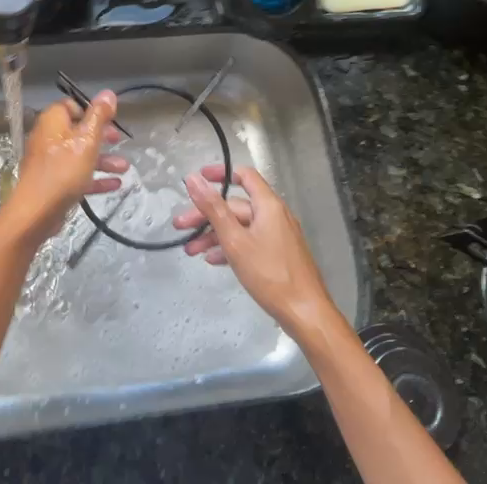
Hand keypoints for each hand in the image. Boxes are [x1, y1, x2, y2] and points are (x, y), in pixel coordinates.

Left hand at [0, 92, 128, 245]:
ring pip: (80, 155)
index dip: (92, 110)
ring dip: (103, 160)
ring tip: (125, 167)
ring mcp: (50, 162)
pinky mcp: (54, 183)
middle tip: (119, 140)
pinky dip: (95, 177)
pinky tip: (115, 184)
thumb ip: (99, 116)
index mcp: (53, 121)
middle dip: (102, 137)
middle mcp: (49, 138)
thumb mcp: (87, 140)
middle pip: (78, 131)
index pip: (72, 105)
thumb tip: (108, 92)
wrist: (36, 213)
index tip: (111, 119)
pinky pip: (77, 175)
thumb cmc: (63, 171)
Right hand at [176, 165, 334, 331]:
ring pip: (241, 227)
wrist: (305, 313)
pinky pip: (250, 242)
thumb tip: (193, 179)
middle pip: (236, 207)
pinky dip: (231, 247)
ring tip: (191, 250)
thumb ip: (213, 208)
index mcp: (268, 205)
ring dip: (215, 235)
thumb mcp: (235, 240)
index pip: (244, 176)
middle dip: (207, 216)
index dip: (220, 174)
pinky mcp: (278, 255)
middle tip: (181, 227)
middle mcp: (275, 215)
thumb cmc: (269, 274)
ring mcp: (278, 236)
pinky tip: (213, 260)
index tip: (198, 179)